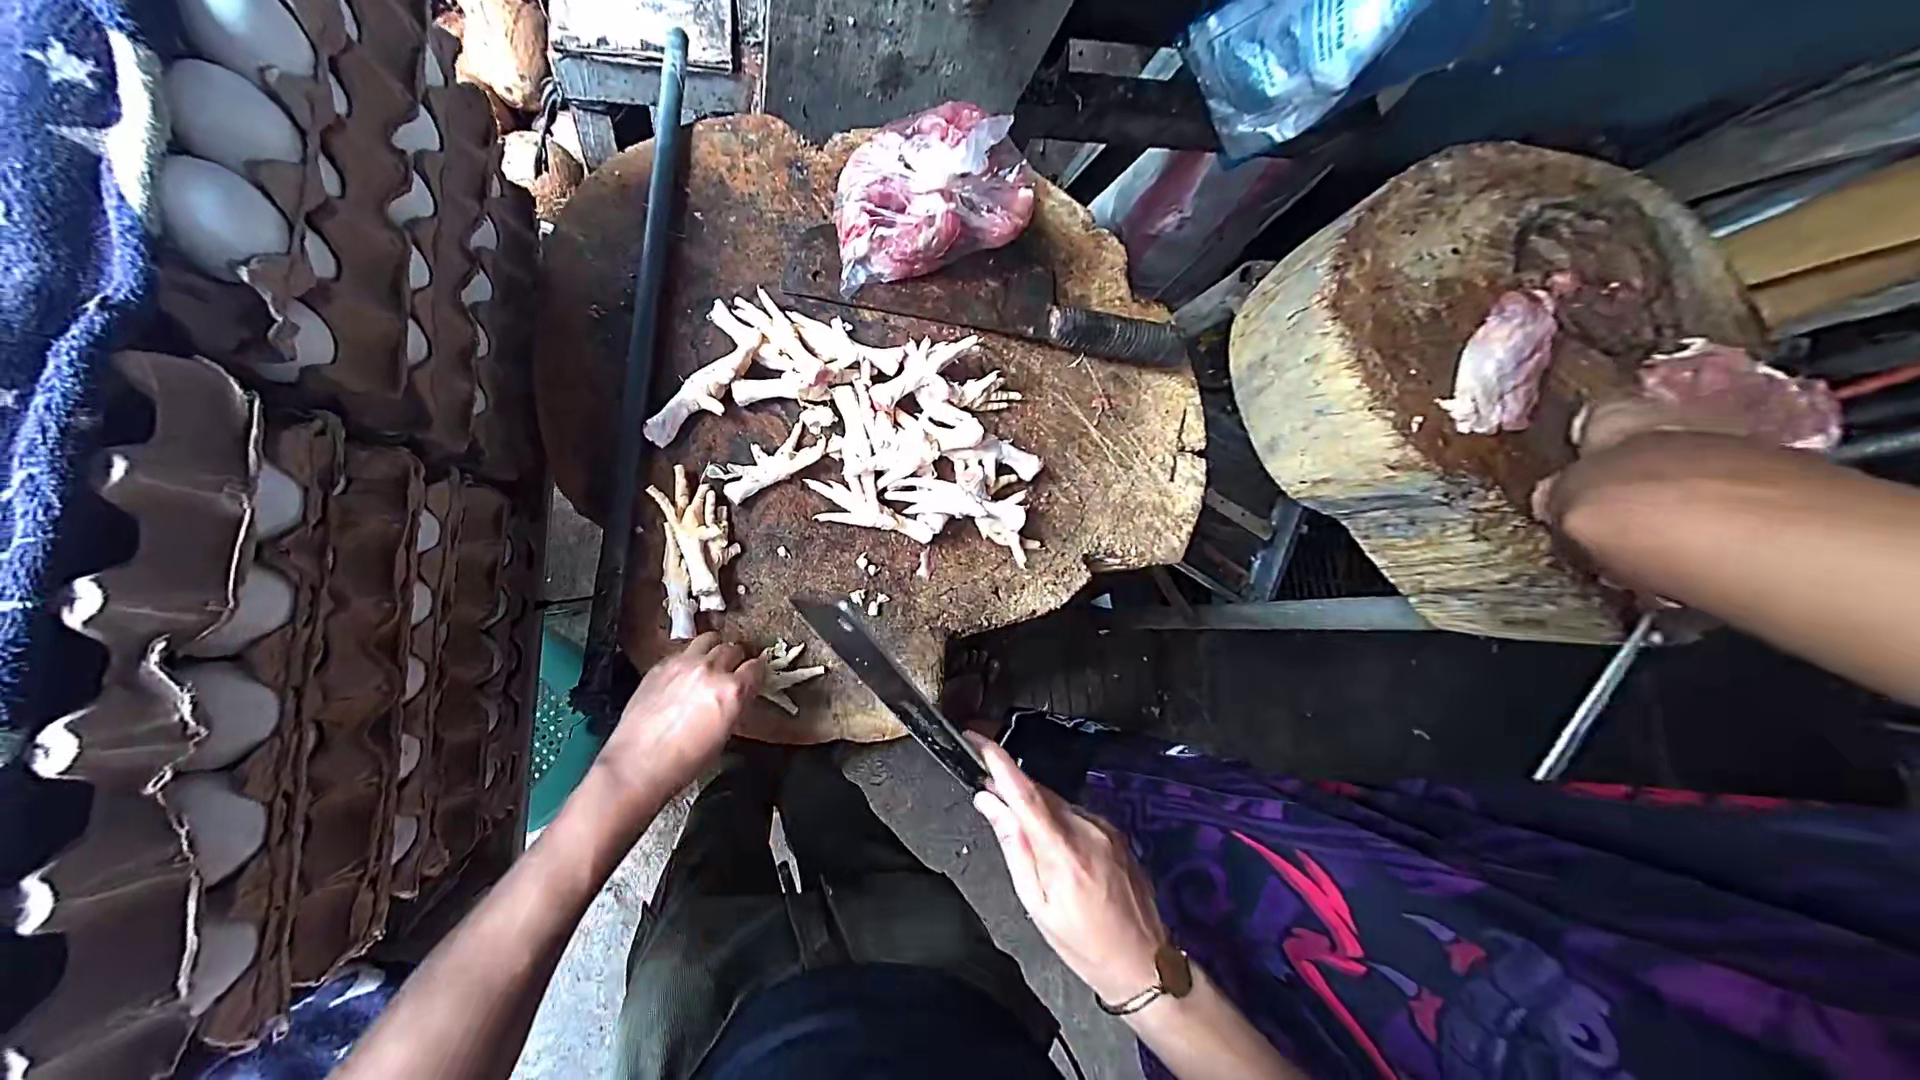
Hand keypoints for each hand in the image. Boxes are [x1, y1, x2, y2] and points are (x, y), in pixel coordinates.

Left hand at [598, 633, 766, 805]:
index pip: (756, 666)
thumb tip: (741, 692)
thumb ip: (737, 704)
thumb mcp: (725, 734)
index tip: (754, 674)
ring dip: (715, 648)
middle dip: (737, 657)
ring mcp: (684, 665)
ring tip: (713, 659)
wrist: (637, 766)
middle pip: (733, 648)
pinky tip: (687, 672)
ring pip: (709, 639)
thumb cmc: (681, 761)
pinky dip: (690, 657)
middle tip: (735, 667)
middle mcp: (710, 670)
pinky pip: (683, 651)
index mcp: (732, 690)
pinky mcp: (661, 666)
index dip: (757, 671)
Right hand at [966, 732, 1168, 1005]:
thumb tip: (989, 803)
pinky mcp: (1115, 831)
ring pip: (1057, 802)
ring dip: (1033, 806)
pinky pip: (1075, 813)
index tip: (978, 740)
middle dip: (1010, 787)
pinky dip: (1056, 817)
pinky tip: (1051, 842)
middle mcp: (1088, 829)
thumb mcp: (1037, 903)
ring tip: (1018, 828)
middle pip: (1039, 793)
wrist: (1144, 963)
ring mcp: (1106, 828)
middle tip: (986, 793)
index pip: (1024, 792)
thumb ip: (1013, 845)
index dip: (998, 761)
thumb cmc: (1085, 944)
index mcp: (1064, 850)